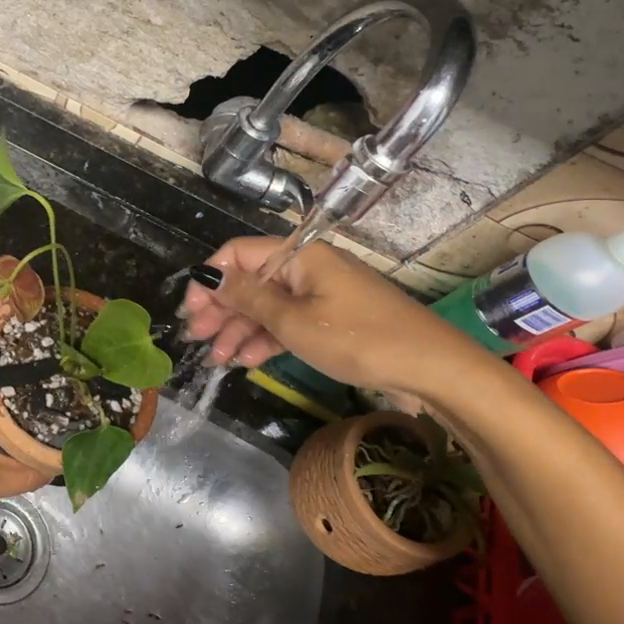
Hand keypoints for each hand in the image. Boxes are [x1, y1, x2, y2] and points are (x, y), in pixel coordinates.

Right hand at [181, 237, 499, 397]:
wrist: (433, 369)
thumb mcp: (294, 322)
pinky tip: (247, 359)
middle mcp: (308, 267)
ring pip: (267, 305)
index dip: (209, 280)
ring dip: (240, 330)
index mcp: (299, 255)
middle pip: (250, 281)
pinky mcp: (333, 318)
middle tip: (198, 340)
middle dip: (221, 309)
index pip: (237, 254)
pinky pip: (289, 321)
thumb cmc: (359, 339)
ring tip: (217, 359)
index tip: (190, 312)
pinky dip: (267, 338)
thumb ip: (247, 298)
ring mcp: (321, 293)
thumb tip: (207, 276)